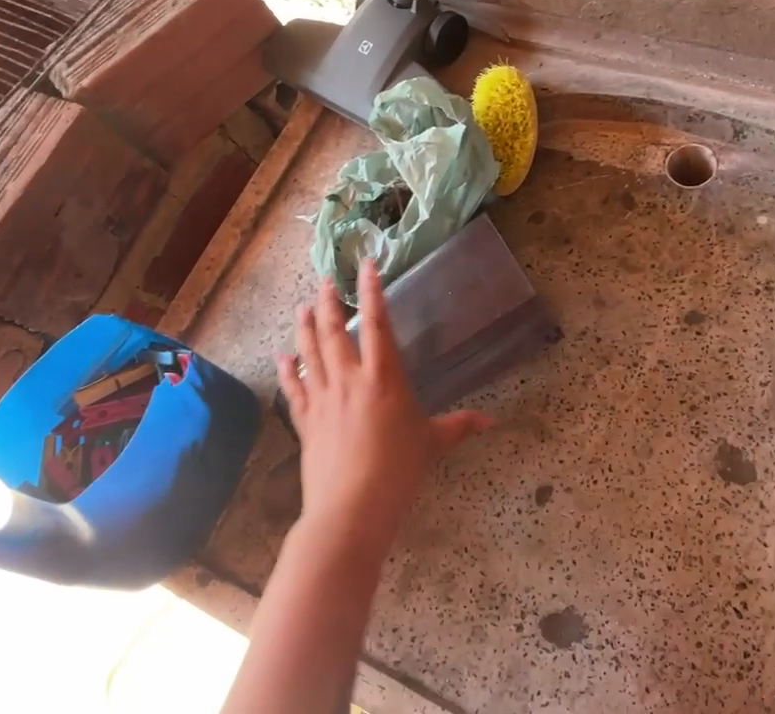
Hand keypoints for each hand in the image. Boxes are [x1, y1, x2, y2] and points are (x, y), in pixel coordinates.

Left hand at [275, 259, 490, 545]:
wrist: (351, 509)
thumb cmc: (398, 471)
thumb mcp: (432, 444)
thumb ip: (458, 427)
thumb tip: (491, 422)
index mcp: (384, 378)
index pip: (377, 324)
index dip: (371, 292)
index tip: (365, 267)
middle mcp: (350, 380)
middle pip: (335, 331)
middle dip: (330, 303)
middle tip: (326, 281)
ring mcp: (323, 399)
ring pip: (310, 352)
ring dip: (306, 326)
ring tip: (304, 305)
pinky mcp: (306, 421)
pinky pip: (295, 388)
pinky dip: (288, 370)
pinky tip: (283, 356)